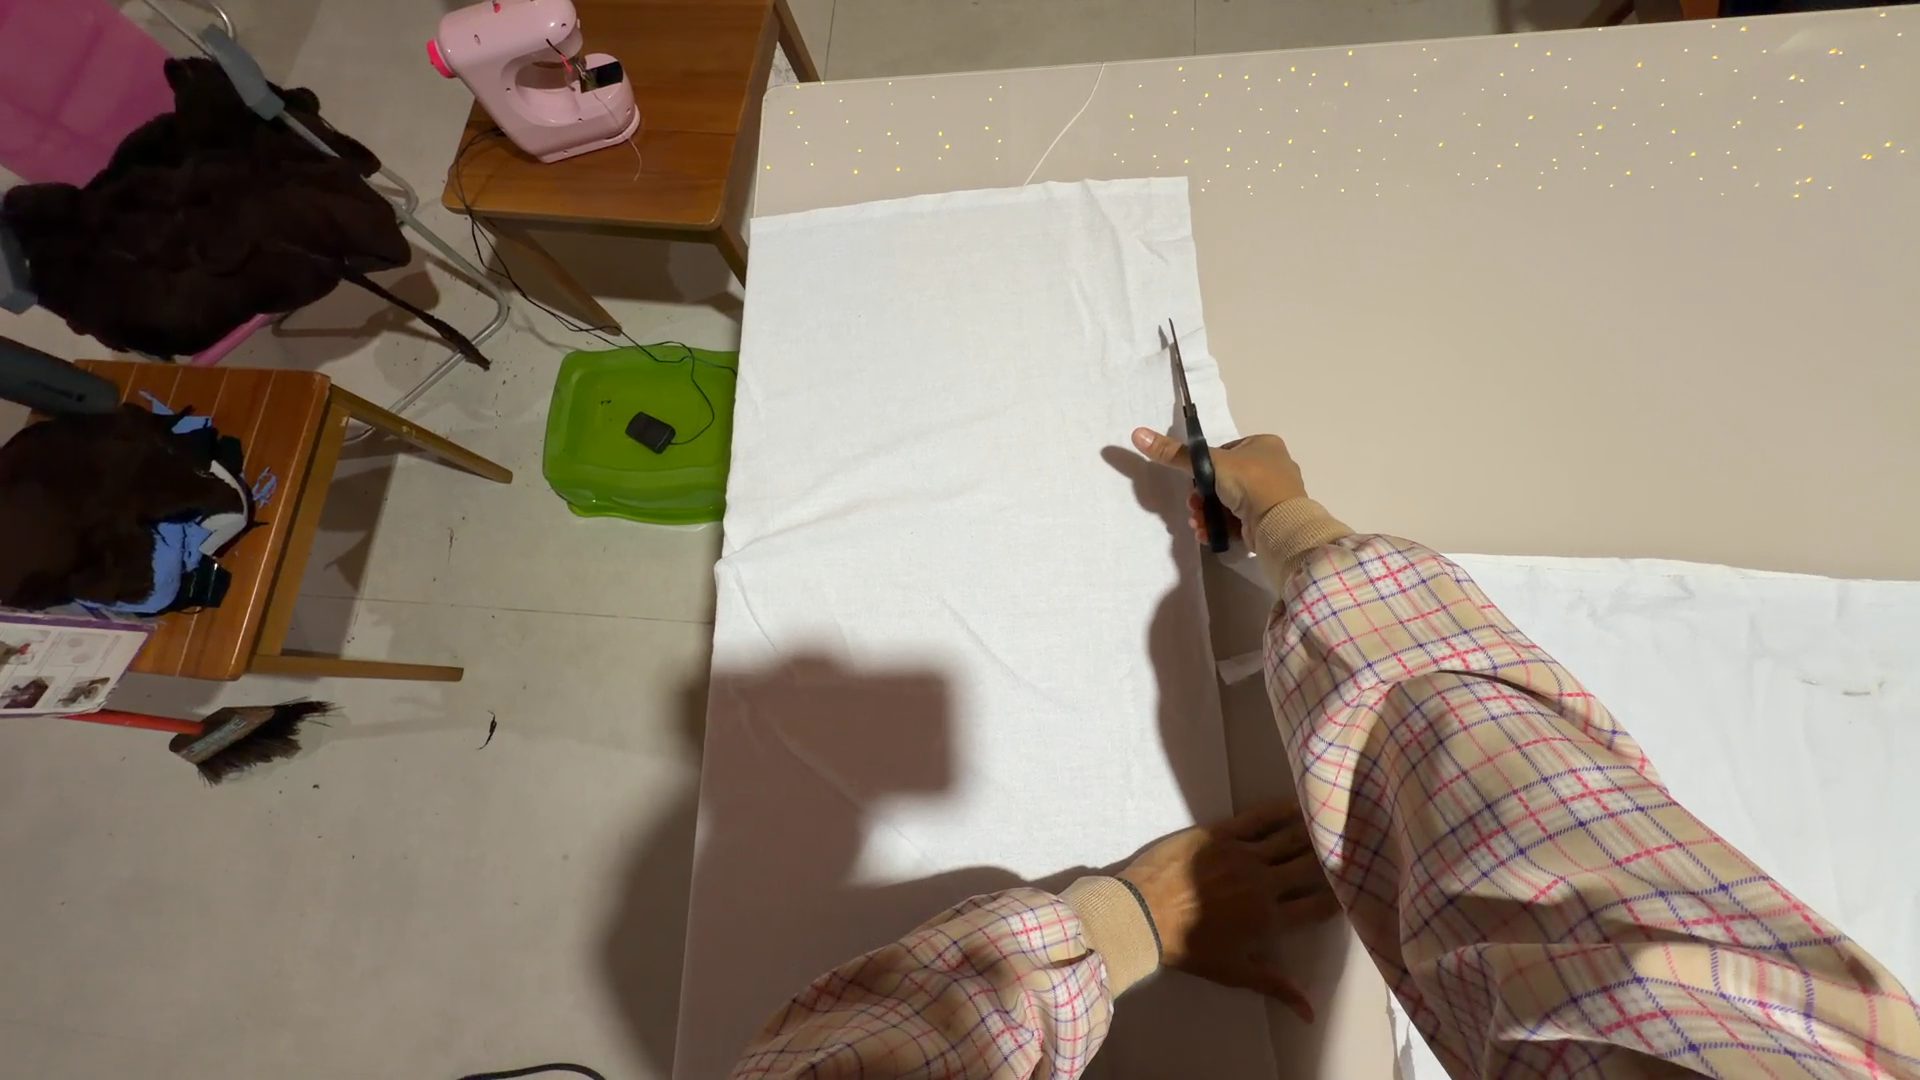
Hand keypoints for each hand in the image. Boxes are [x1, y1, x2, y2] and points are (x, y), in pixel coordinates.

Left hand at [1118, 800, 1338, 1019]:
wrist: (1144, 911)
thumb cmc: (1187, 945)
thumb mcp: (1233, 972)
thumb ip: (1275, 986)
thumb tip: (1311, 1013)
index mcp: (1269, 919)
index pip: (1315, 907)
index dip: (1340, 898)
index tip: (1358, 886)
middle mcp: (1264, 883)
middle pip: (1308, 868)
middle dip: (1332, 858)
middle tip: (1355, 845)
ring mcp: (1242, 854)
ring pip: (1288, 840)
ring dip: (1312, 832)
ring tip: (1334, 821)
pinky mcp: (1220, 833)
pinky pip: (1257, 819)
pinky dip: (1279, 811)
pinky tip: (1298, 803)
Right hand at [1130, 429, 1307, 547]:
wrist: (1278, 523)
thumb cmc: (1250, 482)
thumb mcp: (1209, 463)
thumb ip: (1174, 453)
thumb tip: (1137, 433)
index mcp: (1264, 445)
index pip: (1225, 453)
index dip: (1204, 469)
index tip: (1193, 483)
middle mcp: (1271, 468)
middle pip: (1224, 481)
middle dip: (1202, 497)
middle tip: (1192, 506)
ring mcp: (1272, 496)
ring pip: (1228, 503)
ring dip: (1207, 513)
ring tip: (1198, 523)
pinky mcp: (1269, 520)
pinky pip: (1238, 520)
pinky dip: (1220, 526)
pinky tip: (1208, 533)